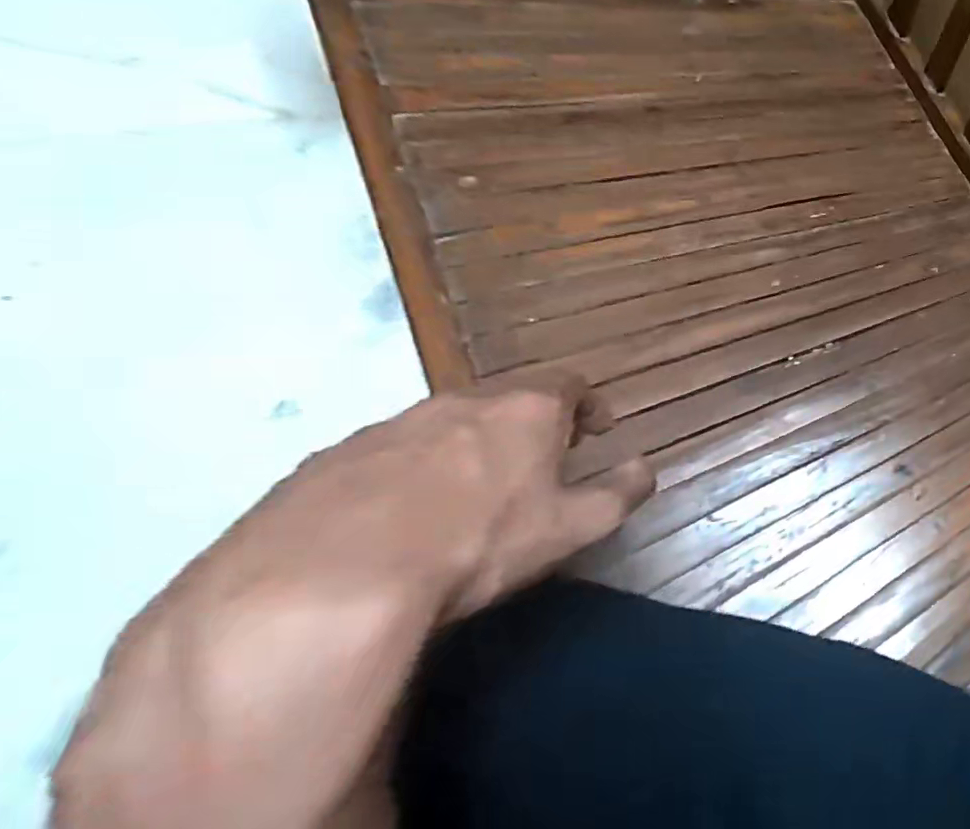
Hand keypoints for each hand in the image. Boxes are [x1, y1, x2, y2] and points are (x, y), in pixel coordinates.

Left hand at [277, 370, 653, 618]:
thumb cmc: (476, 544)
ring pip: (443, 427)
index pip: (569, 384)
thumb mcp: (570, 529)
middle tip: (534, 468)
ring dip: (464, 450)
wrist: (324, 584)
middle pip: (505, 402)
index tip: (594, 431)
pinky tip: (394, 523)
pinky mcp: (329, 458)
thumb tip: (645, 467)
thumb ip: (619, 494)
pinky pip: (385, 457)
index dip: (587, 405)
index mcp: (524, 410)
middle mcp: (459, 402)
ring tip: (463, 499)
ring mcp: (389, 426)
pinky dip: (404, 476)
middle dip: (526, 428)